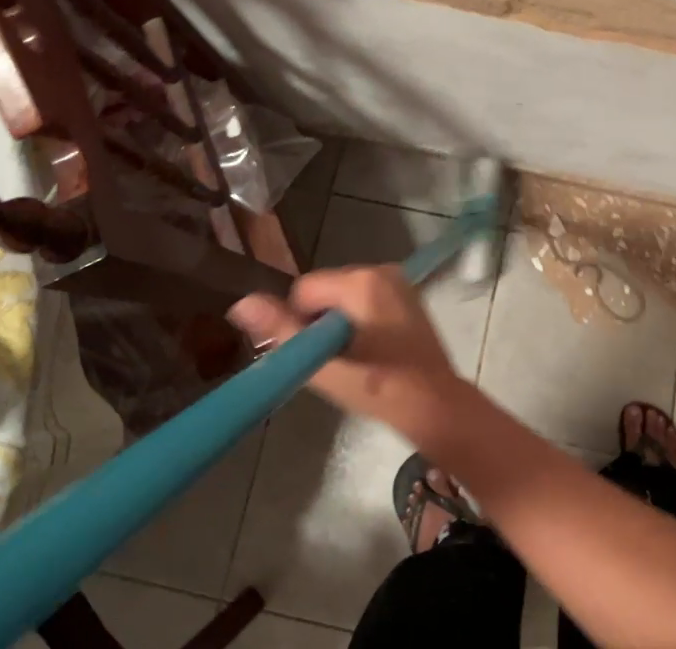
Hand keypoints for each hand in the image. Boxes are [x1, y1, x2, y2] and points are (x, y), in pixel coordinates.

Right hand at [227, 265, 464, 426]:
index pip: (303, 291)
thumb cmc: (379, 388)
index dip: (301, 325)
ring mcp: (397, 281)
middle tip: (335, 361)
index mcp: (362, 280)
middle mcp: (381, 270)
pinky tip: (370, 351)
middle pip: (323, 291)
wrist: (435, 405)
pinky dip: (358, 321)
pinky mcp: (406, 295)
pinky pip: (364, 300)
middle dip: (319, 323)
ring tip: (353, 359)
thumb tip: (240, 304)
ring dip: (338, 324)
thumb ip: (282, 331)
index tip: (317, 355)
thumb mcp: (324, 364)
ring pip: (342, 297)